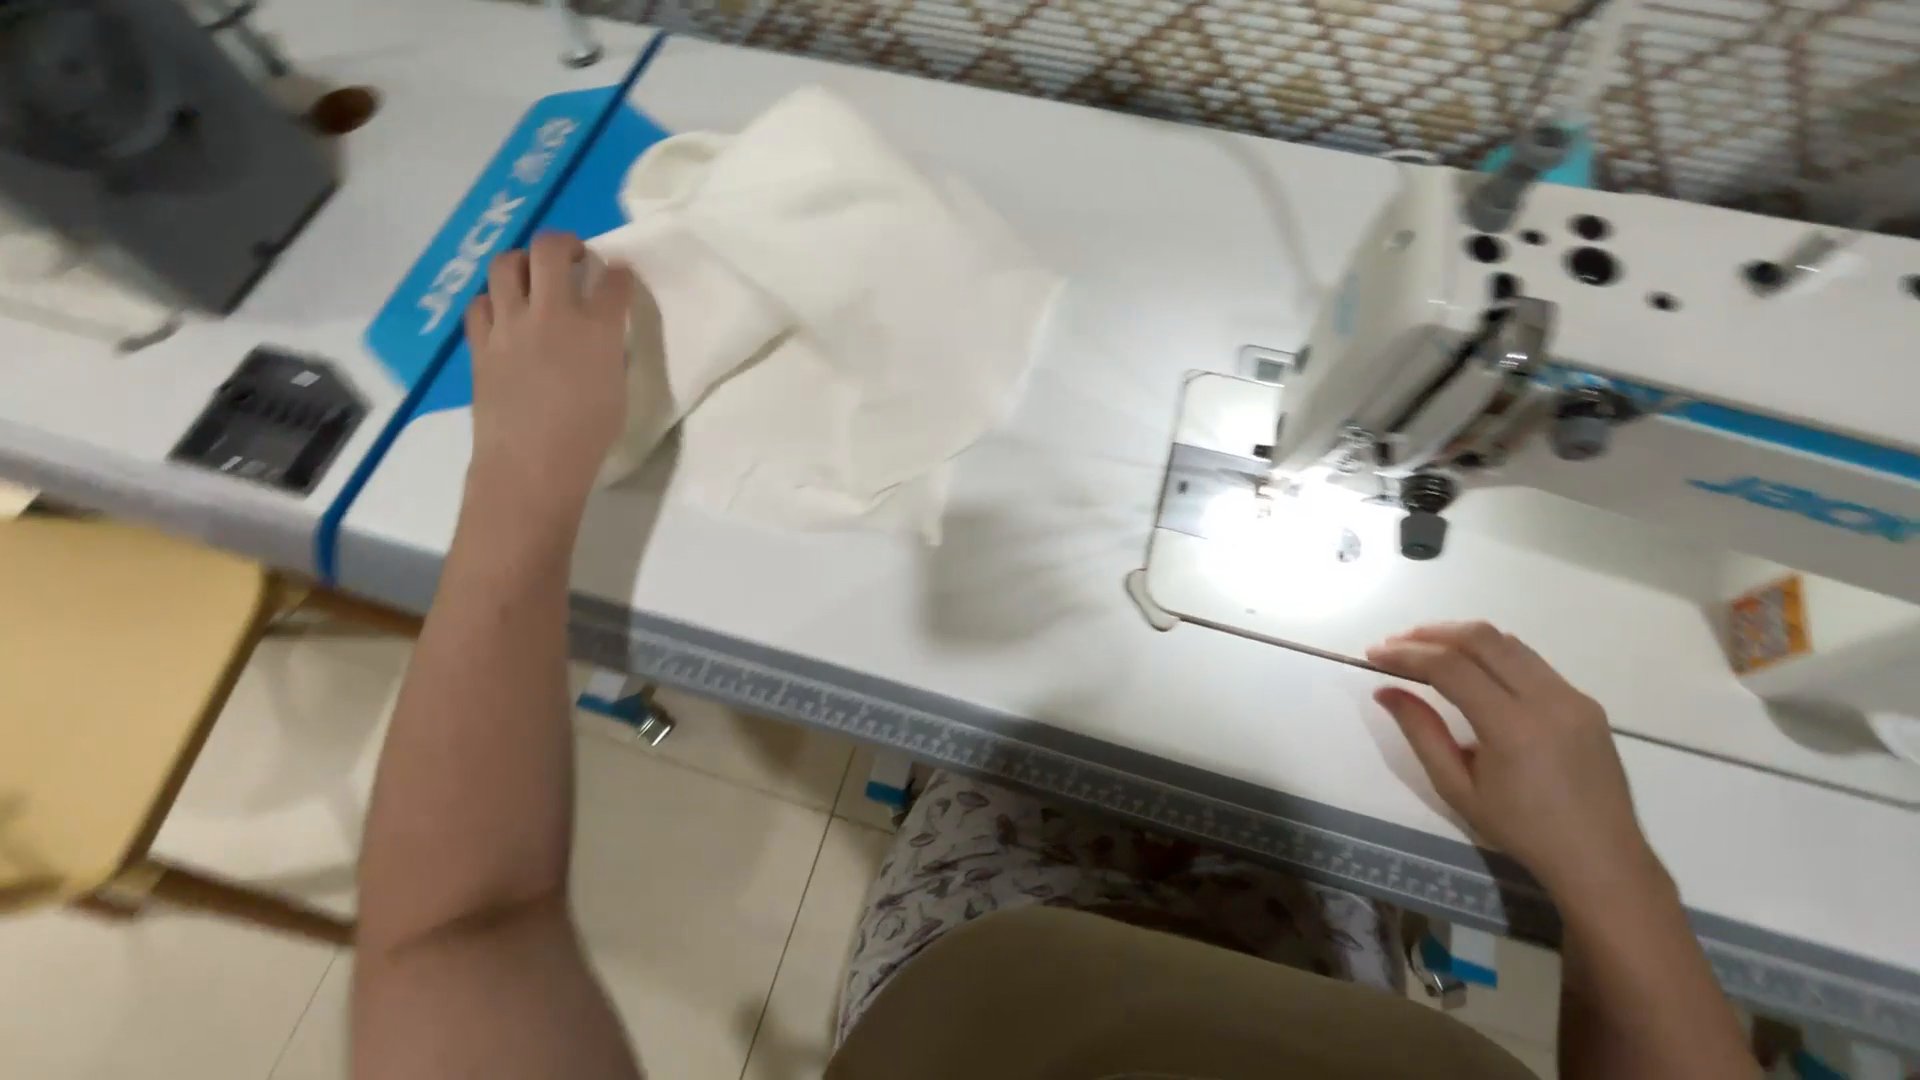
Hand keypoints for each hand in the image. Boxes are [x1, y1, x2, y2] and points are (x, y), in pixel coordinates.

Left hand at [464, 231, 636, 517]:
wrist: (532, 463)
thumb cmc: (588, 436)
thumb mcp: (616, 389)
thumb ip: (609, 353)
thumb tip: (601, 337)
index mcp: (598, 331)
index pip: (614, 281)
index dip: (620, 272)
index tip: (620, 274)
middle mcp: (552, 314)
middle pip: (551, 250)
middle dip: (566, 243)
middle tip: (574, 256)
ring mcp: (510, 325)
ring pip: (506, 264)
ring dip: (523, 262)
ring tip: (532, 276)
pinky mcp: (480, 343)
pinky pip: (481, 303)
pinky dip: (494, 300)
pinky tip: (504, 313)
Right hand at [1367, 622, 1662, 902]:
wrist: (1601, 859)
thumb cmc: (1521, 830)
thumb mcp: (1457, 788)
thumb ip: (1421, 733)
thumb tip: (1386, 691)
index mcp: (1514, 728)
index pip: (1450, 668)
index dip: (1406, 654)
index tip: (1374, 654)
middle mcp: (1548, 701)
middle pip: (1481, 639)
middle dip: (1431, 633)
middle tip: (1395, 643)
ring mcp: (1572, 697)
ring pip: (1508, 642)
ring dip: (1460, 636)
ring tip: (1424, 647)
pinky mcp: (1584, 701)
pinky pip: (1529, 660)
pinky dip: (1490, 652)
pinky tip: (1468, 666)